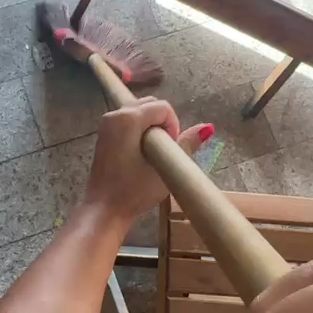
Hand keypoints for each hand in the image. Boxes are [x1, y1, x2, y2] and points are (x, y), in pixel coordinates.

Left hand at [78, 97, 211, 226]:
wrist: (104, 208)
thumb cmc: (135, 191)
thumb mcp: (166, 168)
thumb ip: (186, 144)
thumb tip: (207, 127)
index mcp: (128, 119)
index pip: (163, 107)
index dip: (173, 125)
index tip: (170, 149)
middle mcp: (115, 114)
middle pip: (150, 104)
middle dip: (162, 124)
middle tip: (163, 151)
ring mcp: (107, 123)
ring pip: (139, 112)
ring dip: (152, 127)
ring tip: (153, 154)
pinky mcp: (104, 134)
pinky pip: (129, 121)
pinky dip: (140, 130)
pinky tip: (141, 154)